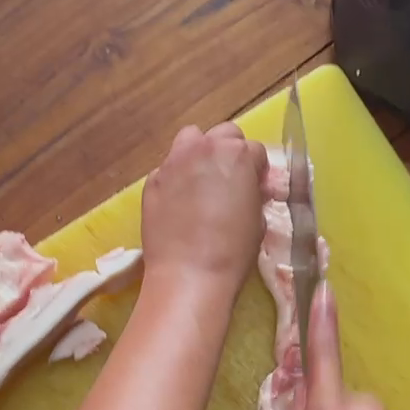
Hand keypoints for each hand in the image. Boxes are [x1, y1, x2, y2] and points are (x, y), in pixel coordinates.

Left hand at [140, 123, 267, 290]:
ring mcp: (173, 162)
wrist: (188, 275)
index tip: (255, 189)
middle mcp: (204, 148)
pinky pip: (168, 169)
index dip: (257, 171)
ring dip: (200, 153)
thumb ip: (254, 195)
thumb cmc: (233, 252)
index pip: (254, 151)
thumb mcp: (258, 221)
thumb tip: (250, 192)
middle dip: (230, 153)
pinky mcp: (152, 181)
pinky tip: (179, 204)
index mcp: (237, 155)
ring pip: (190, 140)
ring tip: (201, 182)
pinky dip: (176, 178)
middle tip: (230, 181)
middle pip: (223, 134)